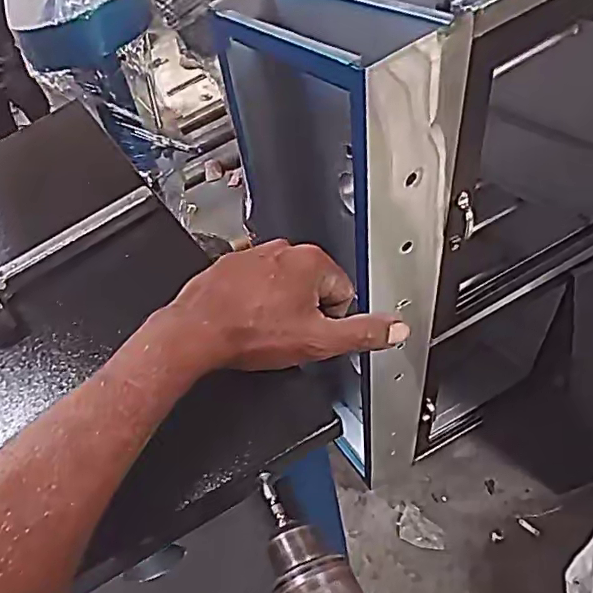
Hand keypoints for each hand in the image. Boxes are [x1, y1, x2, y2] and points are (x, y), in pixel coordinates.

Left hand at [151, 240, 407, 372]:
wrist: (197, 332)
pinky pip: (254, 284)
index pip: (344, 293)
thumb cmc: (249, 333)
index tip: (310, 333)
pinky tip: (245, 319)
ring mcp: (254, 254)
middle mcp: (283, 250)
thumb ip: (362, 333)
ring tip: (263, 328)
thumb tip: (395, 328)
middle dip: (305, 312)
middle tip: (286, 333)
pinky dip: (253, 301)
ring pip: (282, 285)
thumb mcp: (317, 342)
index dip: (330, 321)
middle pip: (314, 287)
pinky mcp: (231, 264)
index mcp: (312, 262)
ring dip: (278, 306)